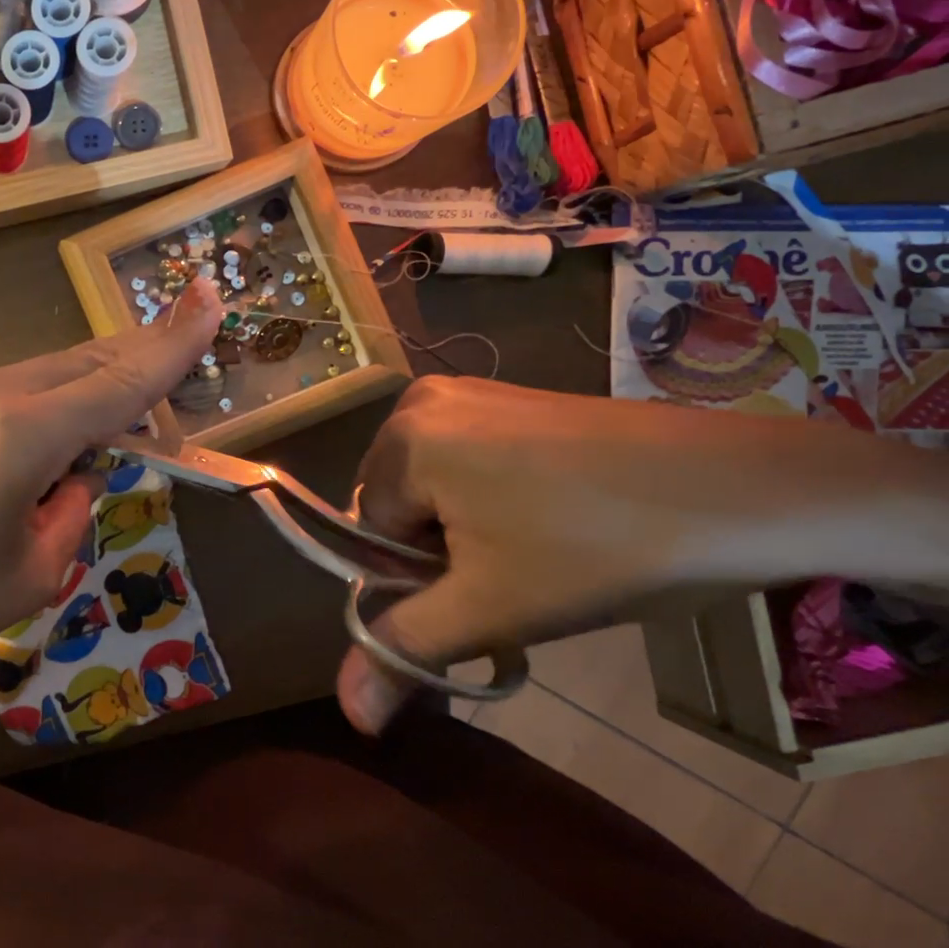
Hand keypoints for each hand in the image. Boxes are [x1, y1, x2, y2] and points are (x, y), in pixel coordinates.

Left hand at [0, 280, 223, 768]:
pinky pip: (4, 390)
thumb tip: (76, 469)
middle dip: (135, 361)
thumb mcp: (35, 571)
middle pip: (83, 364)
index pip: (119, 382)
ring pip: (43, 374)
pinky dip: (40, 405)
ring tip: (102, 436)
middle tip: (179, 355)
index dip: (173, 345)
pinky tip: (38, 445)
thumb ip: (73, 504)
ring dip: (85, 391)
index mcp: (19, 435)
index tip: (211, 298)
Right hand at [338, 376, 948, 733]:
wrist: (759, 490)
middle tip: (519, 576)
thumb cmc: (605, 549)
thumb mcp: (491, 609)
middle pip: (399, 508)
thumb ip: (404, 652)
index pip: (369, 536)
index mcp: (402, 439)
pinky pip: (470, 462)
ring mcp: (472, 392)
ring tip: (542, 550)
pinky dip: (495, 500)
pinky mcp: (515, 397)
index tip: (489, 593)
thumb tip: (349, 716)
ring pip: (435, 489)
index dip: (421, 581)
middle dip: (442, 554)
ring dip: (469, 532)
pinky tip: (553, 518)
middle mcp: (422, 402)